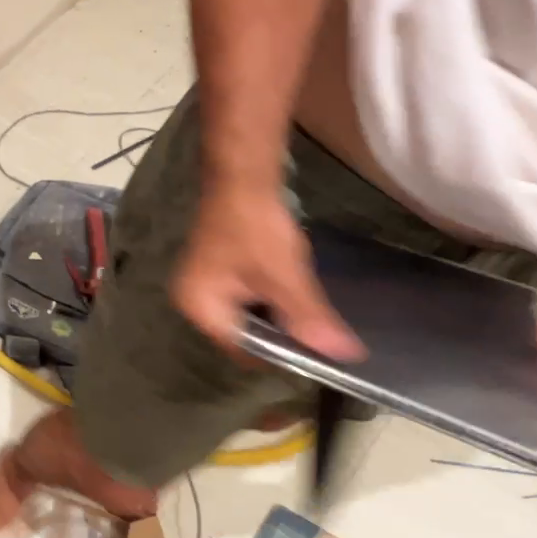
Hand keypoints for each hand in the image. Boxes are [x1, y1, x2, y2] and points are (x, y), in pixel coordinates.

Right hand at [172, 183, 362, 360]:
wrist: (240, 181)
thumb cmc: (254, 229)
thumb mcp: (285, 275)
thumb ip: (308, 317)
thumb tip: (343, 355)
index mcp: (200, 309)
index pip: (241, 348)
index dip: (279, 353)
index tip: (318, 353)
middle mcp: (193, 304)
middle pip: (243, 333)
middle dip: (279, 333)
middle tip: (319, 328)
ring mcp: (202, 288)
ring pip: (247, 316)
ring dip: (277, 315)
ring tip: (308, 309)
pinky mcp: (214, 275)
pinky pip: (244, 300)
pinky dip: (269, 300)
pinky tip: (291, 289)